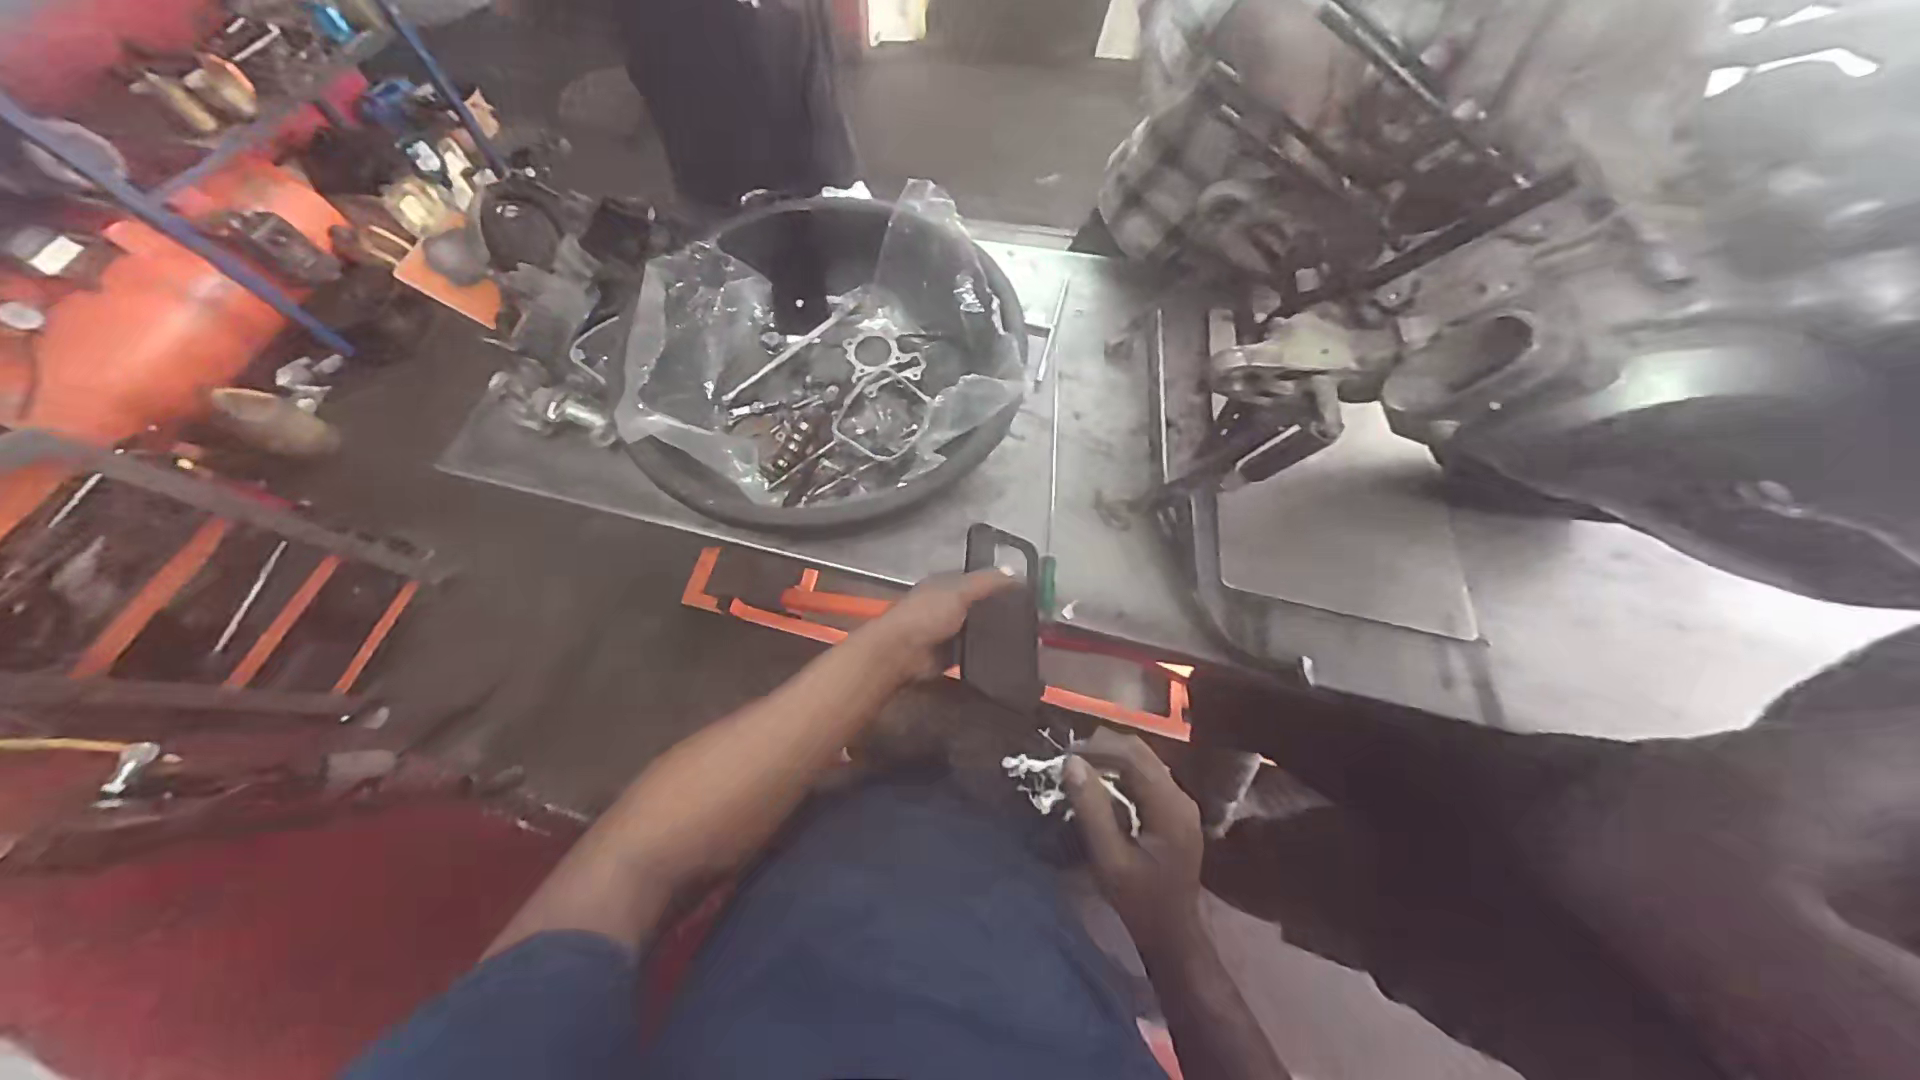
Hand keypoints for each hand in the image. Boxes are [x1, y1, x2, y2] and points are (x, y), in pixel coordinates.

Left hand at [852, 570, 1017, 678]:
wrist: (902, 653)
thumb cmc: (927, 614)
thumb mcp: (958, 591)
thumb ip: (986, 582)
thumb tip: (1014, 572)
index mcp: (947, 585)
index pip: (978, 580)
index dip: (1000, 583)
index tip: (1027, 591)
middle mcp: (949, 606)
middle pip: (981, 606)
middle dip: (1002, 611)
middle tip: (1033, 617)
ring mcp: (950, 631)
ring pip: (980, 629)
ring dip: (997, 633)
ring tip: (1028, 637)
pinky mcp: (952, 654)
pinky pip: (976, 650)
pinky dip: (989, 652)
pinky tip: (1010, 654)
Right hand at [1065, 728, 1205, 950]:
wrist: (1173, 933)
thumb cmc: (1140, 901)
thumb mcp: (1109, 859)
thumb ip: (1091, 810)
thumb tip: (1071, 763)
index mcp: (1170, 807)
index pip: (1133, 756)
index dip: (1098, 748)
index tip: (1067, 755)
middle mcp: (1181, 796)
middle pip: (1141, 752)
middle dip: (1103, 748)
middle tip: (1070, 758)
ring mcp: (1180, 801)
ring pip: (1143, 760)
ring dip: (1111, 757)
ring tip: (1080, 767)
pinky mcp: (1174, 808)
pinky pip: (1145, 775)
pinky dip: (1120, 771)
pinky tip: (1101, 783)